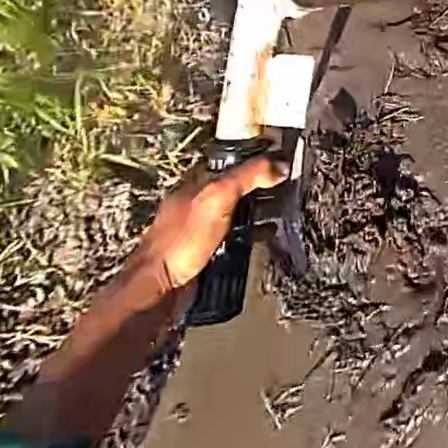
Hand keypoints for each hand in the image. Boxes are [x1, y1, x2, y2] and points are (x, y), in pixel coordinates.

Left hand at [124, 157, 287, 298]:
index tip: (284, 162)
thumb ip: (248, 176)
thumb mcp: (217, 198)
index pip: (234, 160)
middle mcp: (199, 200)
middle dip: (264, 185)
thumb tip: (281, 165)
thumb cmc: (182, 240)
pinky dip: (254, 229)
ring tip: (285, 209)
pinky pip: (238, 231)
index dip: (260, 158)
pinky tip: (267, 233)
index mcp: (196, 182)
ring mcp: (202, 225)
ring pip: (240, 208)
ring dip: (261, 208)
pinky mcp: (208, 247)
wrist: (158, 289)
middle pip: (239, 184)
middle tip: (289, 187)